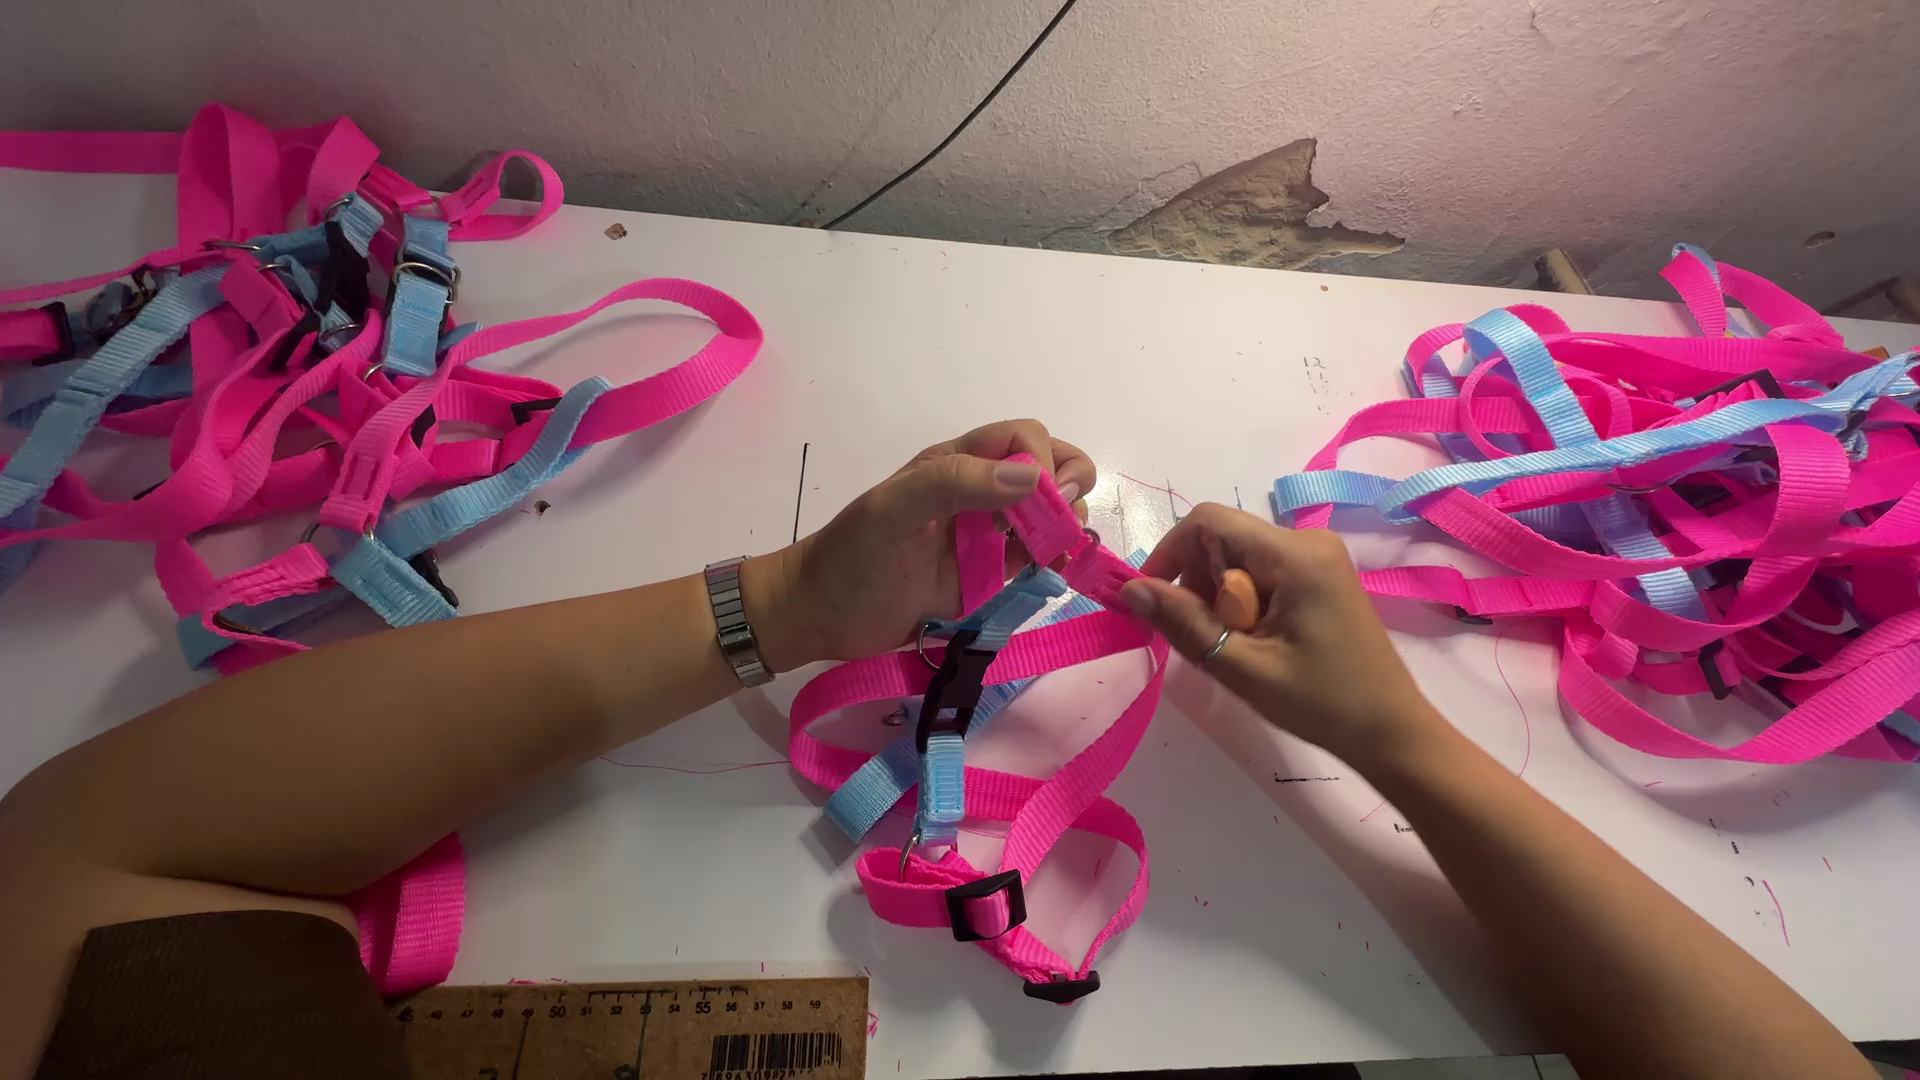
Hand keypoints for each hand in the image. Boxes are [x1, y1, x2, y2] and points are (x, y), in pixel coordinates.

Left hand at [750, 420, 1093, 668]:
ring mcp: (987, 534)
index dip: (1045, 461)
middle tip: (1060, 523)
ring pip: (1049, 511)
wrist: (825, 615)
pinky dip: (1055, 557)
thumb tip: (1033, 478)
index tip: (1044, 498)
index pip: (1025, 437)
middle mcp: (980, 491)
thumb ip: (956, 482)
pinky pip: (1036, 555)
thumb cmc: (854, 556)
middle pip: (1048, 467)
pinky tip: (1052, 571)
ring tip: (1056, 552)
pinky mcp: (989, 574)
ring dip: (1066, 523)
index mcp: (957, 463)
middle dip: (1069, 485)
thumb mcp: (895, 509)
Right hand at [1118, 503, 1438, 764]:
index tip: (1153, 600)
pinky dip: (1237, 601)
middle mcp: (1305, 541)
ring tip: (1233, 644)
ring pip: (1233, 556)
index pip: (1208, 521)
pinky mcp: (1314, 574)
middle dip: (1195, 583)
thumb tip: (1129, 589)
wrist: (1389, 731)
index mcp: (1295, 555)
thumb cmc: (1321, 703)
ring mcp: (1313, 556)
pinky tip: (1250, 639)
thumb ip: (1184, 622)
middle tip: (1204, 636)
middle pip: (1220, 538)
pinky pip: (1254, 570)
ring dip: (1215, 596)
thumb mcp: (1242, 666)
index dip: (1169, 553)